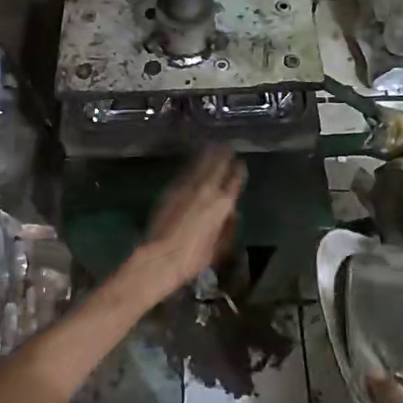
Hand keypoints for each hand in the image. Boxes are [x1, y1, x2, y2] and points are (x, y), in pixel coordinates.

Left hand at [127, 147, 244, 300]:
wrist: (162, 256)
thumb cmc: (193, 258)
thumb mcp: (219, 247)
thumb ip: (228, 227)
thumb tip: (234, 213)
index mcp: (223, 204)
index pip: (235, 181)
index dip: (239, 171)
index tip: (241, 163)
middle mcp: (207, 190)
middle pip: (218, 166)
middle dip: (223, 155)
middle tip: (227, 145)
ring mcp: (187, 187)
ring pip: (201, 164)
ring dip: (208, 154)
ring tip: (212, 145)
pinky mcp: (171, 189)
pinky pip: (186, 171)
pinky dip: (192, 163)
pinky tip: (193, 160)